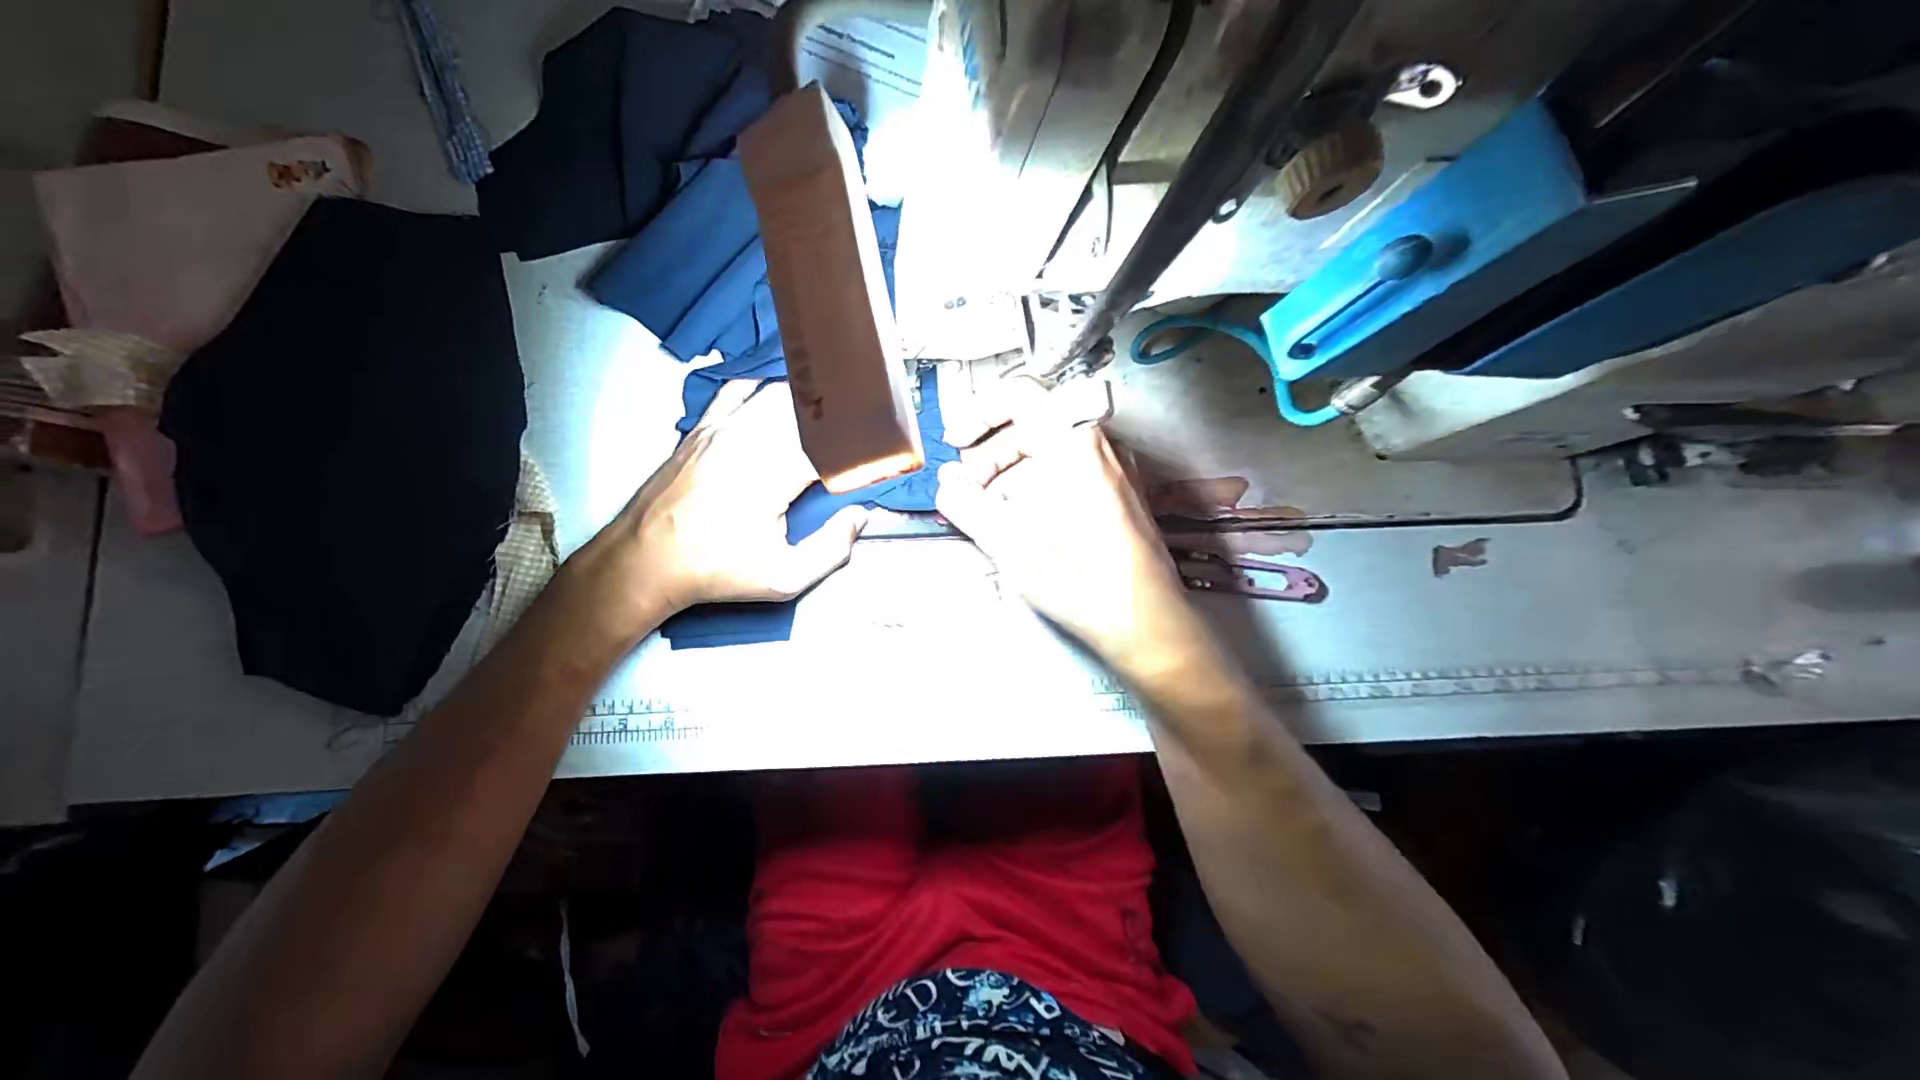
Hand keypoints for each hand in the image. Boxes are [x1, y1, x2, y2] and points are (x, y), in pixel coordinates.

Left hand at [554, 381, 867, 649]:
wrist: (644, 559)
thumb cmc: (713, 571)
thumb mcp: (782, 578)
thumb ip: (831, 550)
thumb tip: (858, 518)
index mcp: (776, 472)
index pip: (836, 445)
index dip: (863, 451)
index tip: (879, 462)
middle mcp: (751, 438)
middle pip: (811, 409)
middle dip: (841, 421)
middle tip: (860, 436)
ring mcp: (723, 427)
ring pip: (778, 395)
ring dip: (808, 406)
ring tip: (828, 421)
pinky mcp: (702, 427)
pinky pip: (739, 391)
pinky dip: (764, 392)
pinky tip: (775, 406)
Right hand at [935, 380, 1201, 673]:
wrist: (1144, 621)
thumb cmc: (1082, 580)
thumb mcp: (1007, 541)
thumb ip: (966, 504)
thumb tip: (948, 485)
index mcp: (1073, 442)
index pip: (1018, 396)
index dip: (977, 414)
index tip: (958, 443)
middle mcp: (1100, 445)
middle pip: (1032, 424)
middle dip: (990, 454)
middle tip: (968, 488)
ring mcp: (1115, 468)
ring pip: (1051, 450)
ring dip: (1012, 474)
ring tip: (992, 513)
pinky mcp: (1120, 493)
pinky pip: (1072, 471)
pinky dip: (1040, 486)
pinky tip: (1025, 523)